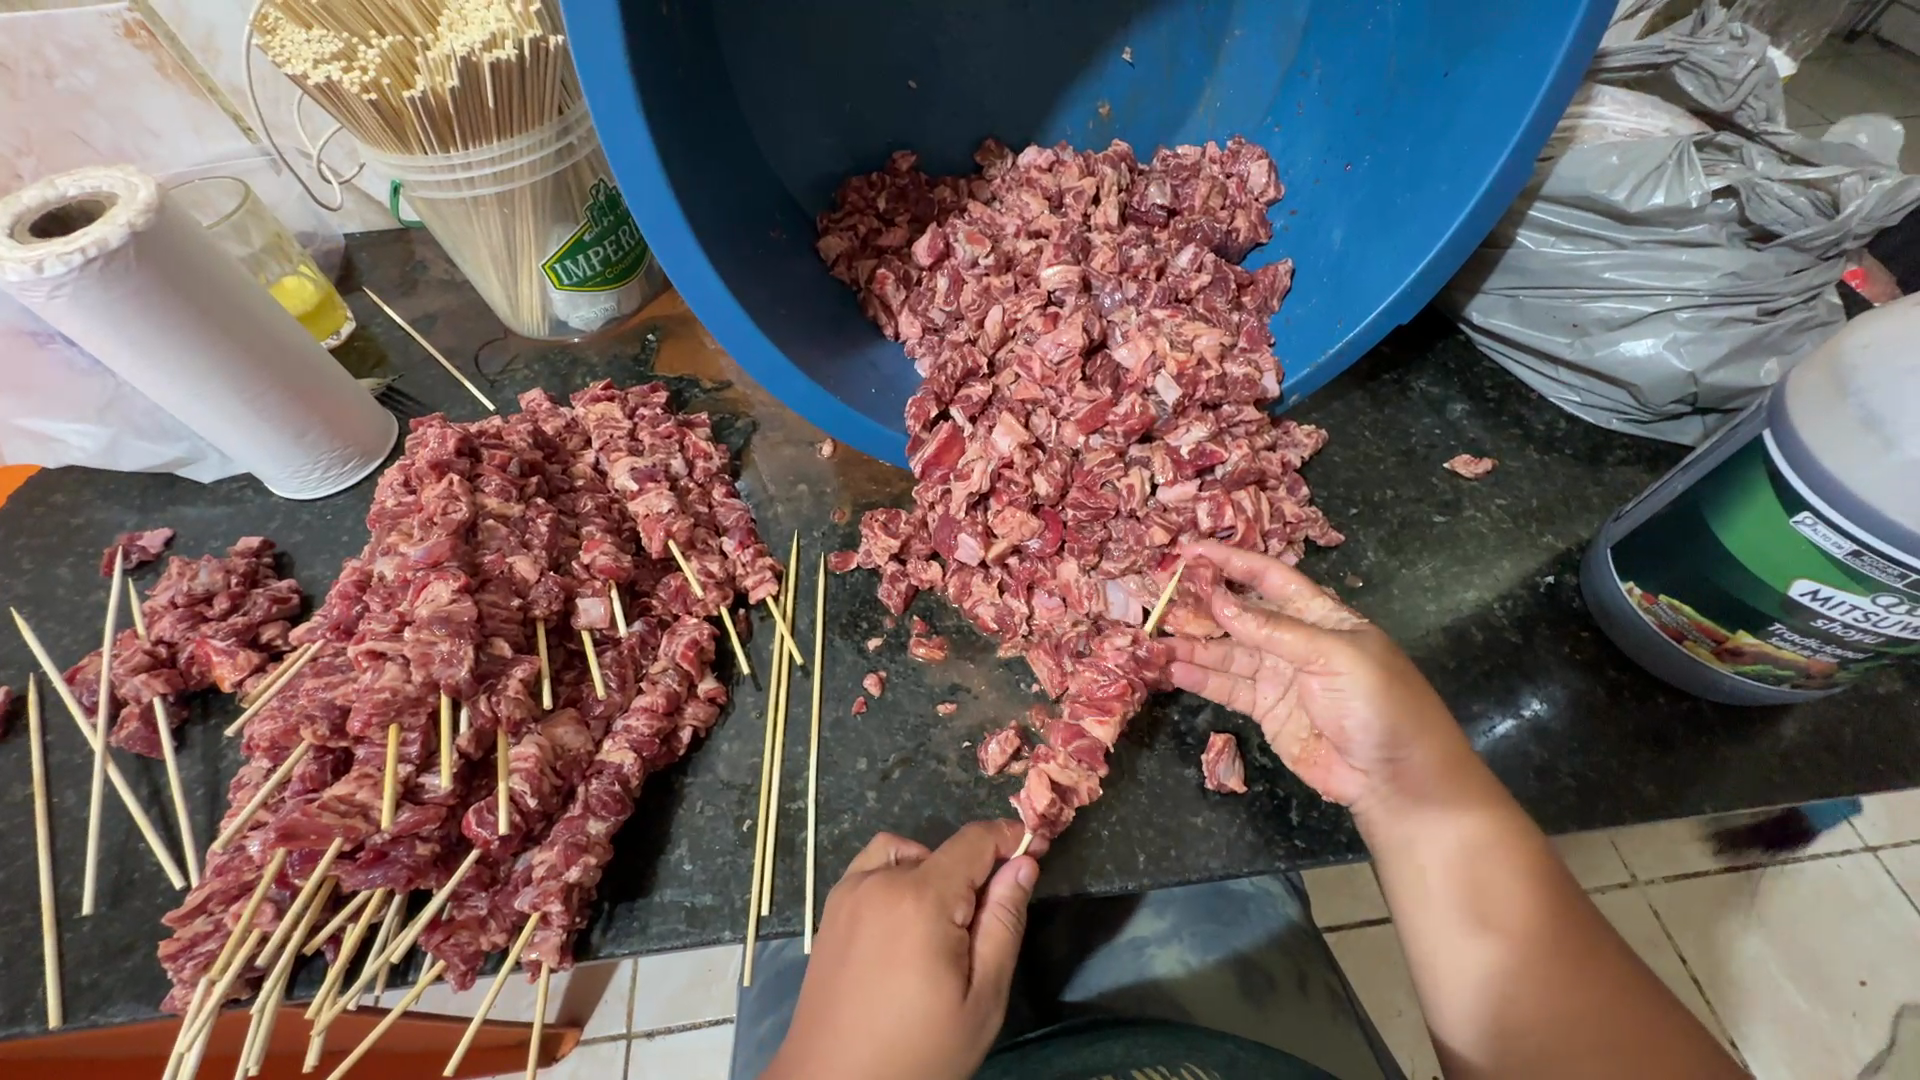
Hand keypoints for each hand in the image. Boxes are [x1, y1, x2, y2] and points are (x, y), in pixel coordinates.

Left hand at [765, 820, 1042, 1079]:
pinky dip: (898, 873)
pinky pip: (873, 866)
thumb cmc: (919, 1051)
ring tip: (942, 925)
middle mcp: (881, 880)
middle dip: (975, 872)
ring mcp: (850, 890)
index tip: (1035, 849)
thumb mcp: (982, 998)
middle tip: (984, 926)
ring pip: (907, 852)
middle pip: (943, 850)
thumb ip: (1004, 922)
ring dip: (935, 871)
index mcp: (922, 898)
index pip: (975, 841)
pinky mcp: (831, 907)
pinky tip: (904, 920)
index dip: (1010, 837)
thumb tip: (1023, 864)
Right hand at [1166, 539, 1472, 813]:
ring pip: (1225, 652)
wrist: (1398, 779)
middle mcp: (1294, 640)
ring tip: (1154, 640)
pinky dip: (1198, 678)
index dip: (1232, 563)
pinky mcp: (1265, 709)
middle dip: (1202, 605)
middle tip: (1161, 597)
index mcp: (1320, 616)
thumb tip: (1219, 601)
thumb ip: (1275, 631)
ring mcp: (1277, 676)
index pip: (1270, 579)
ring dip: (1192, 645)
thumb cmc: (1380, 705)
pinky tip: (1172, 670)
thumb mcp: (1335, 657)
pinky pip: (1225, 687)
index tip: (1192, 552)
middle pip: (1240, 615)